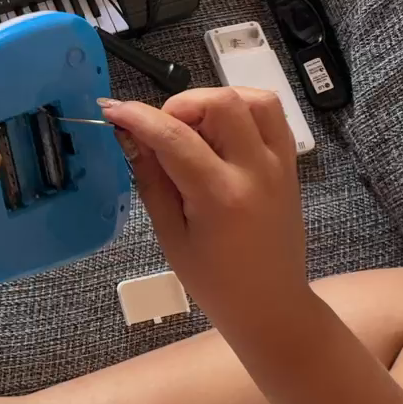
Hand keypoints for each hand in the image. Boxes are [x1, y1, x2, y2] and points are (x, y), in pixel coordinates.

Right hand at [99, 88, 306, 330]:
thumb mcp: (169, 234)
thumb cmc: (212, 280)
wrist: (271, 305)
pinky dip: (241, 107)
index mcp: (220, 197)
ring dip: (213, 101)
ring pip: (253, 98)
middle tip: (160, 132)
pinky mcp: (290, 163)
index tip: (112, 109)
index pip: (174, 137)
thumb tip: (129, 135)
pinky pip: (271, 114)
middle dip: (178, 105)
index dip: (137, 117)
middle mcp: (256, 171)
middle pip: (220, 103)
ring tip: (192, 127)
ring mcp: (280, 164)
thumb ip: (150, 178)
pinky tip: (218, 130)